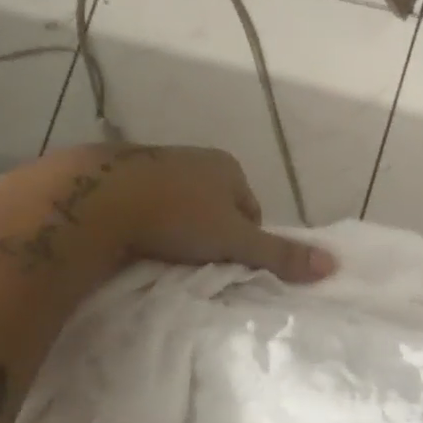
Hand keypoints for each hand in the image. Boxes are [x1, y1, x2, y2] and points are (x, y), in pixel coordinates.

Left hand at [0, 144, 335, 282]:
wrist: (89, 201)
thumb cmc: (174, 217)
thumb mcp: (235, 241)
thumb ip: (280, 254)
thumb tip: (333, 265)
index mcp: (226, 166)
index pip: (250, 208)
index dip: (244, 238)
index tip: (225, 263)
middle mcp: (190, 156)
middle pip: (212, 204)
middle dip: (206, 230)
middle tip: (194, 262)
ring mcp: (146, 161)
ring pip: (172, 202)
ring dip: (169, 225)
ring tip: (158, 256)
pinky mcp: (104, 173)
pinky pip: (133, 202)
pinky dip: (135, 221)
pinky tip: (126, 243)